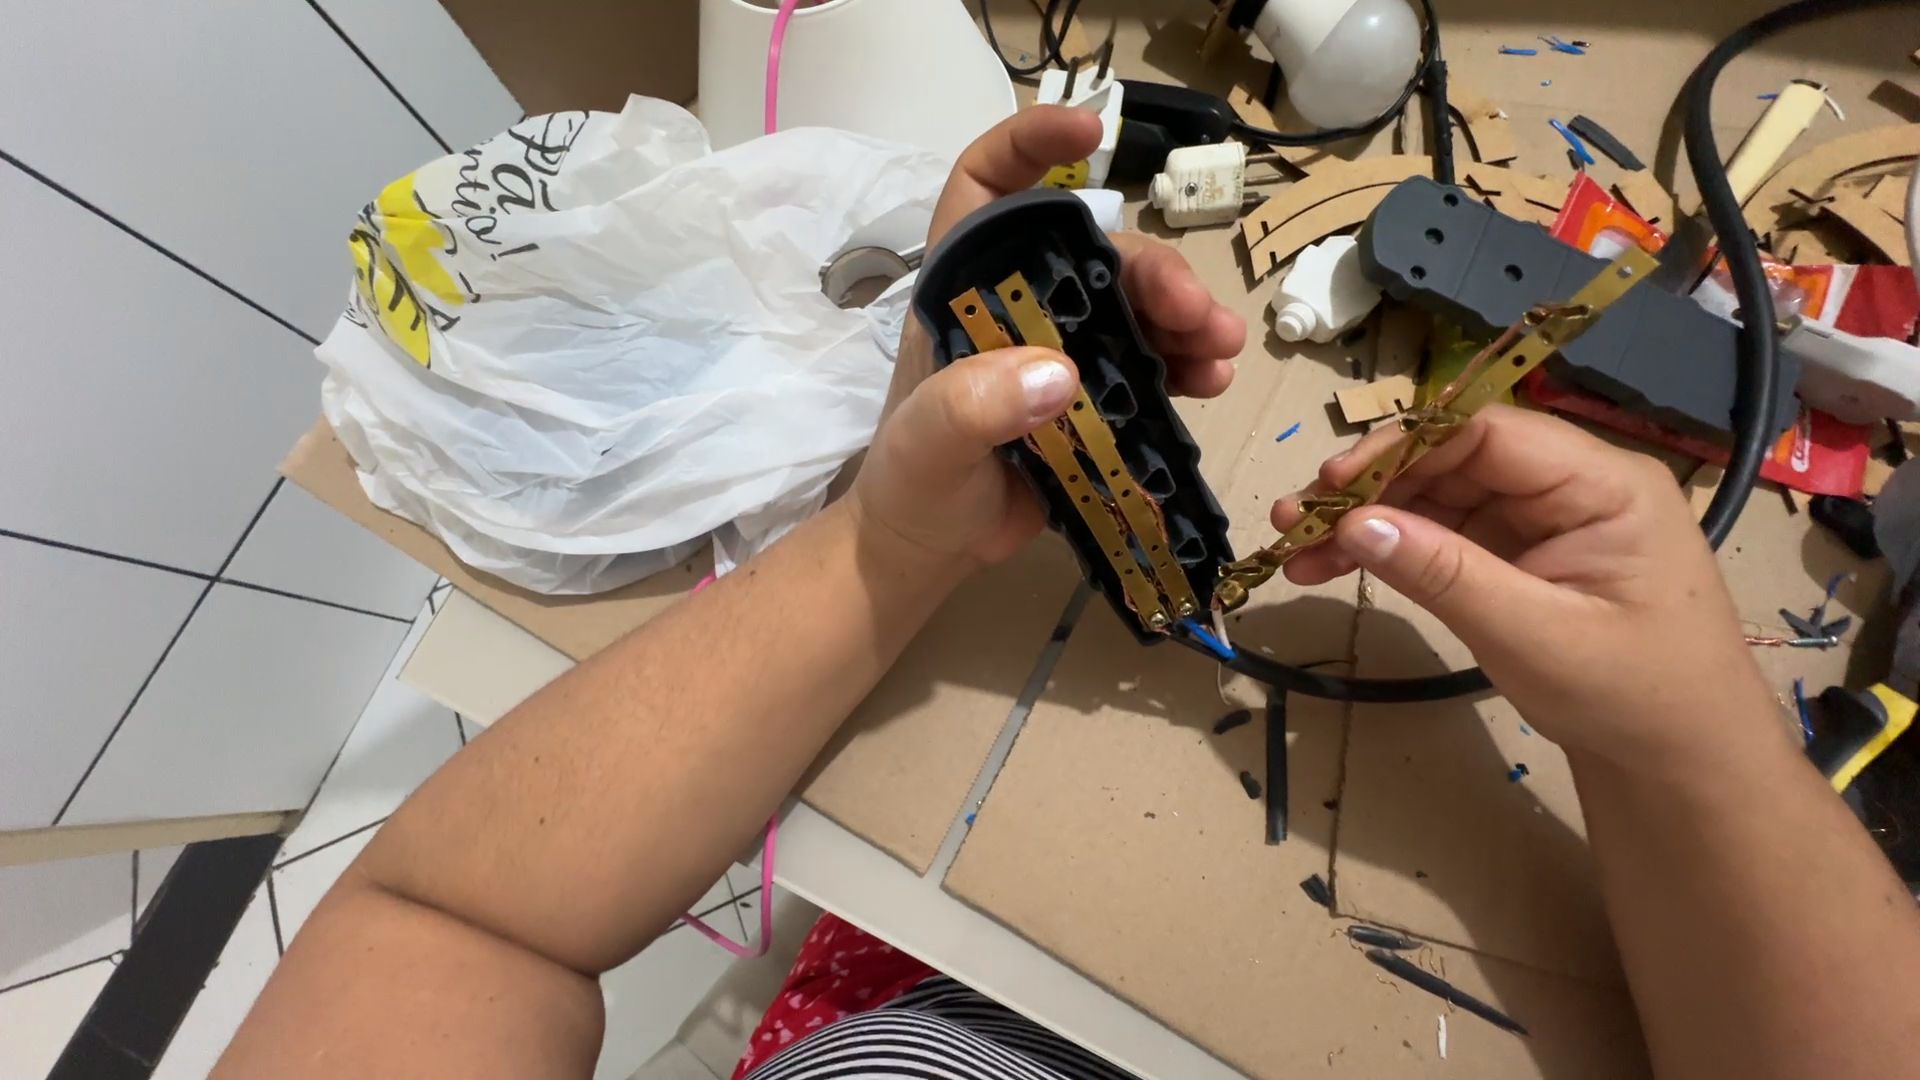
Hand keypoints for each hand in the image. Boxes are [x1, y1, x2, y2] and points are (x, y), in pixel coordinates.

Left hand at [849, 106, 1245, 565]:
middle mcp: (1014, 313)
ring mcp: (1055, 357)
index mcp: (962, 297)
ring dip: (1183, 322)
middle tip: (1198, 314)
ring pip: (1130, 313)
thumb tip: (1059, 373)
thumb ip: (972, 406)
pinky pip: (1144, 370)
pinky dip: (1180, 369)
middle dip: (1152, 274)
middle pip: (1092, 260)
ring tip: (1220, 352)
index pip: (984, 191)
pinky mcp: (1086, 403)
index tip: (1091, 130)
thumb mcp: (928, 445)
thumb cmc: (912, 486)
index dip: (1029, 146)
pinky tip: (1208, 383)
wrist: (929, 546)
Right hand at [1276, 405, 1780, 769]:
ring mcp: (1525, 519)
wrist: (1671, 759)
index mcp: (1597, 484)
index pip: (1483, 434)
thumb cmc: (1629, 695)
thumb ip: (1441, 573)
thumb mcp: (1531, 634)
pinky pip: (1425, 533)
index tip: (1333, 483)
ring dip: (1356, 521)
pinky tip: (1323, 566)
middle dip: (1364, 489)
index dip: (1401, 448)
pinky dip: (1375, 549)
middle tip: (1293, 519)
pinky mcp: (1499, 551)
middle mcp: (1557, 486)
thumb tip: (1352, 524)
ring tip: (1293, 548)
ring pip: (1423, 496)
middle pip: (1441, 461)